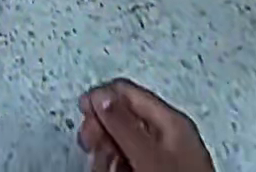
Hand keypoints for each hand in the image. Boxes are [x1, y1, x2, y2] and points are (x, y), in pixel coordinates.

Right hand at [76, 78, 213, 171]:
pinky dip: (119, 163)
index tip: (83, 108)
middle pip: (126, 115)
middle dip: (103, 126)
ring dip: (108, 149)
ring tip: (102, 164)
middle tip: (88, 140)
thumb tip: (101, 95)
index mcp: (172, 119)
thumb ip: (124, 123)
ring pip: (127, 139)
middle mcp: (172, 133)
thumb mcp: (148, 154)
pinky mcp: (164, 170)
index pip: (129, 91)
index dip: (102, 96)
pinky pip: (134, 158)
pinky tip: (115, 170)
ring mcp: (170, 155)